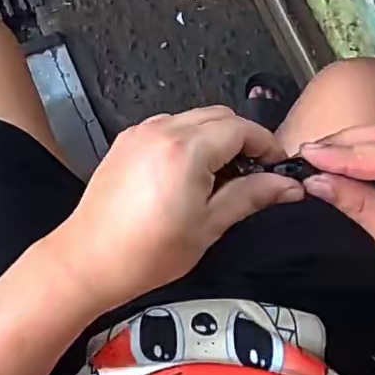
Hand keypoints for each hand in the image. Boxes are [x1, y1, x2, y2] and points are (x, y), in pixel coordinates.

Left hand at [49, 106, 303, 311]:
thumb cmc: (145, 252)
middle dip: (242, 138)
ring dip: (214, 137)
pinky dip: (187, 139)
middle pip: (219, 116)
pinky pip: (167, 127)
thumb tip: (286, 186)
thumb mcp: (208, 226)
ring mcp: (140, 133)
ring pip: (193, 118)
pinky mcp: (126, 141)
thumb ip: (250, 196)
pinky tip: (188, 173)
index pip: (241, 128)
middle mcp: (161, 130)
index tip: (277, 167)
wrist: (88, 259)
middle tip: (254, 174)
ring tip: (220, 177)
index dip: (266, 144)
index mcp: (185, 149)